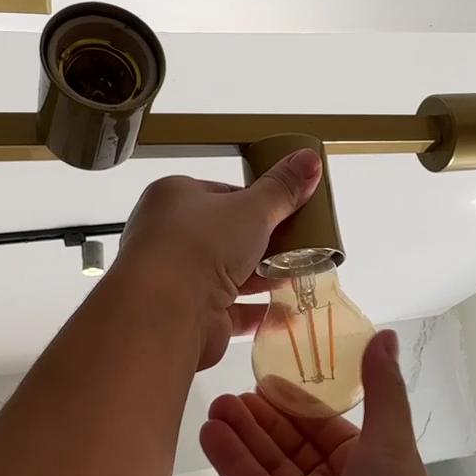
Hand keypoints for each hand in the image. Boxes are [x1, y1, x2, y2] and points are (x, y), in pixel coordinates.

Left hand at [112, 149, 321, 369]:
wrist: (166, 310)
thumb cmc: (198, 245)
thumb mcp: (252, 208)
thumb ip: (282, 189)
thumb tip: (309, 160)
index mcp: (175, 197)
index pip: (222, 195)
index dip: (257, 203)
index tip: (286, 211)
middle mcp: (170, 237)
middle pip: (228, 238)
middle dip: (264, 244)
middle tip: (299, 245)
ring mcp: (179, 279)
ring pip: (230, 276)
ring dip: (263, 278)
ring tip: (297, 276)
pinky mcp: (191, 316)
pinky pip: (231, 311)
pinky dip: (258, 312)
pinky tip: (284, 311)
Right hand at [199, 329, 451, 475]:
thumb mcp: (392, 445)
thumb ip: (382, 390)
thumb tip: (386, 335)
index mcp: (367, 460)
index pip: (323, 421)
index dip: (294, 401)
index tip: (262, 379)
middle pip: (290, 441)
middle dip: (260, 417)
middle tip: (225, 393)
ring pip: (267, 464)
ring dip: (241, 436)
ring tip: (212, 407)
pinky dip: (232, 465)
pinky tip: (211, 437)